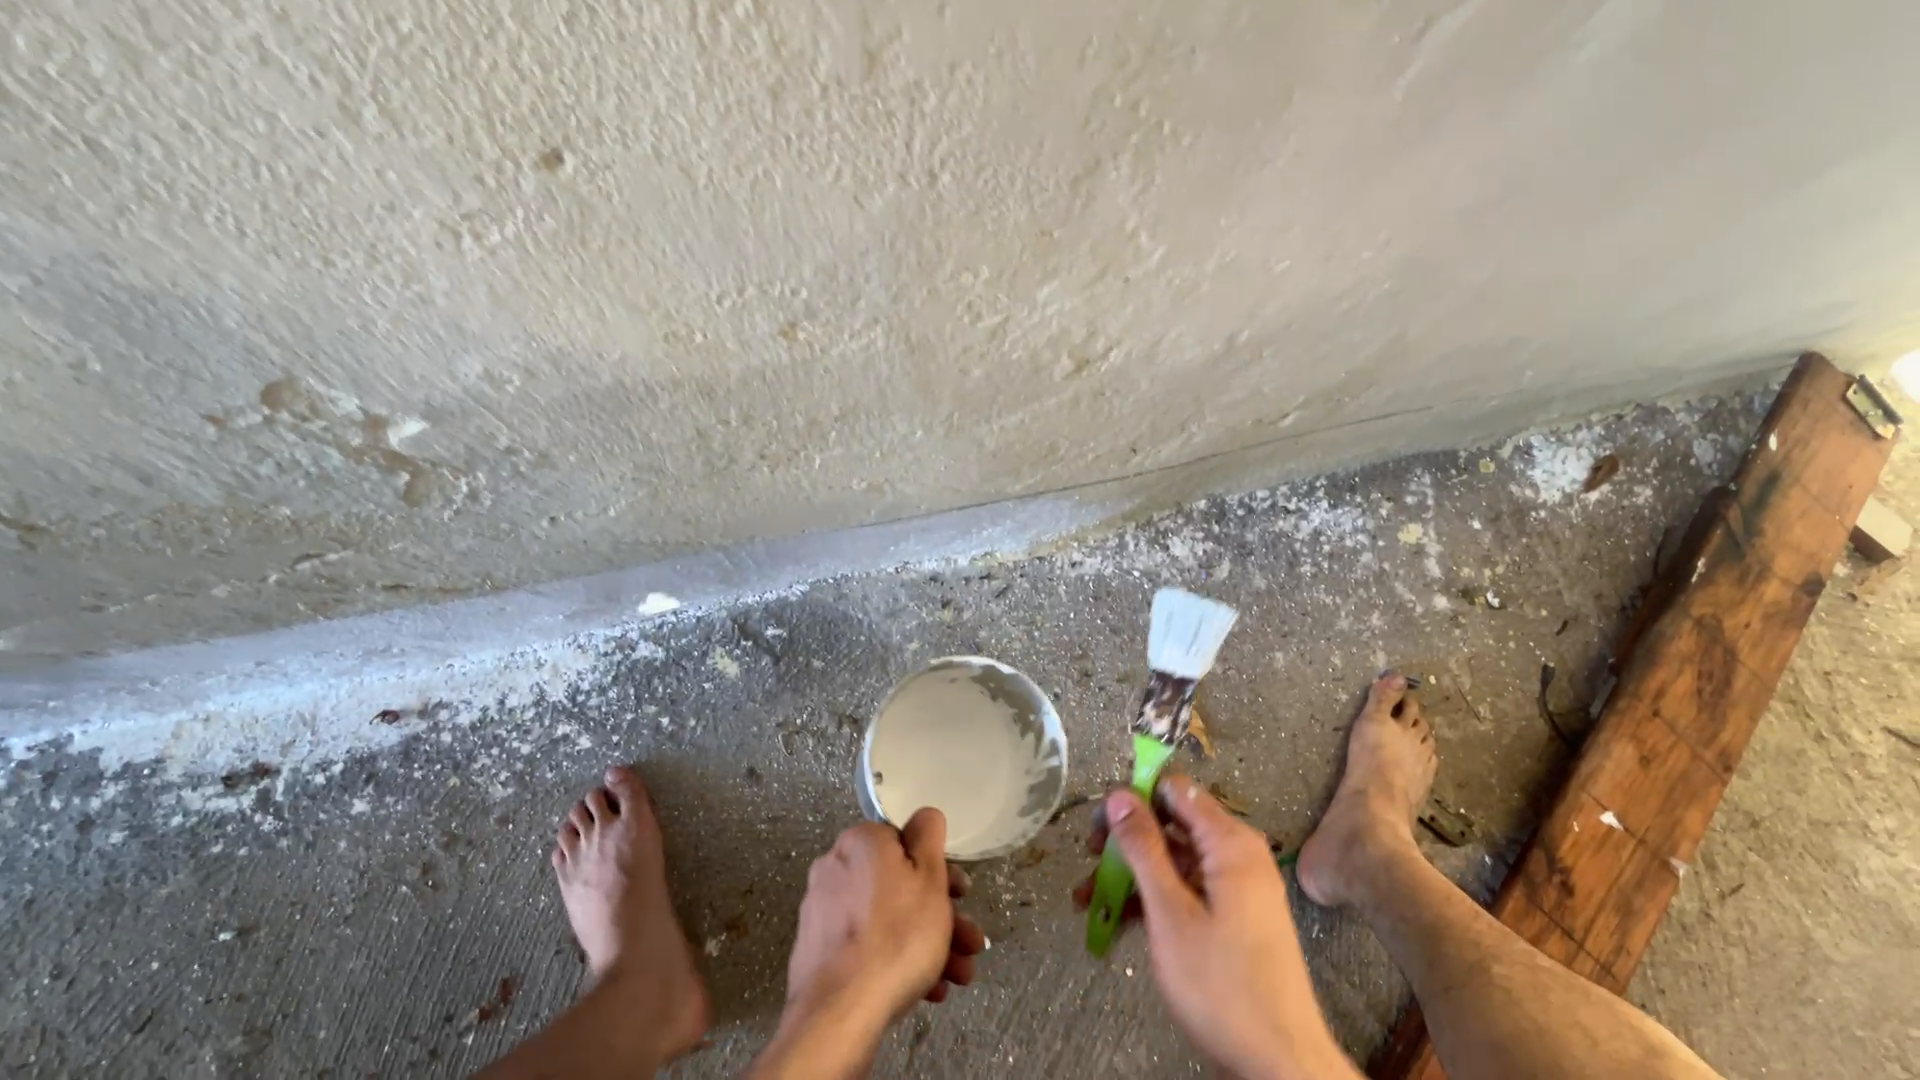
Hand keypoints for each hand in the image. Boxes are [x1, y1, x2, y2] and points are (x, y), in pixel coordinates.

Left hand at [784, 808, 985, 1020]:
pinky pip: (866, 946)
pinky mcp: (818, 951)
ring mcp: (822, 911)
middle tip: (969, 944)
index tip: (960, 897)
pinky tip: (927, 990)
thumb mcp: (930, 879)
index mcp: (861, 842)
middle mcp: (835, 868)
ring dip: (928, 944)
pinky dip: (897, 962)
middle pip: (899, 886)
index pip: (906, 843)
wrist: (840, 1012)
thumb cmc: (896, 938)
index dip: (939, 870)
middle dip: (941, 917)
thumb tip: (925, 815)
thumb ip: (929, 837)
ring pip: (887, 920)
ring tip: (958, 977)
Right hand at [1076, 774, 1357, 1079]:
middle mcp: (1238, 854)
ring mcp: (1238, 887)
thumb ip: (1143, 848)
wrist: (1280, 1061)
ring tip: (1086, 899)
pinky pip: (1188, 889)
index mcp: (1230, 842)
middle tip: (1085, 860)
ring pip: (1175, 861)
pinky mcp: (1235, 916)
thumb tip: (1118, 794)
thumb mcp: (1170, 912)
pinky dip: (1154, 898)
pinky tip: (1117, 919)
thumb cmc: (1221, 983)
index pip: (1175, 789)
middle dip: (1125, 841)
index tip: (1096, 823)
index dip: (1133, 797)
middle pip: (1172, 825)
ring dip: (1132, 874)